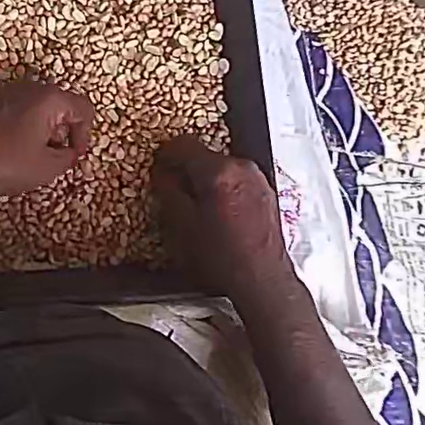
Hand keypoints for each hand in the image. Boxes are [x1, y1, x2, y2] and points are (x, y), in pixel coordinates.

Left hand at [0, 80, 93, 201]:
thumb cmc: (3, 164)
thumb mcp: (48, 168)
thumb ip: (69, 157)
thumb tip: (69, 152)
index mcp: (49, 97)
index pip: (84, 109)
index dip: (85, 136)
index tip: (74, 157)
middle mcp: (29, 87)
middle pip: (61, 105)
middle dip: (64, 132)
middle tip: (56, 158)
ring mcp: (5, 92)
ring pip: (39, 108)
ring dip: (44, 130)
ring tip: (33, 158)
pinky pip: (18, 111)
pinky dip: (23, 128)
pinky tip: (12, 152)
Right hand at [152, 135, 298, 304]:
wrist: (262, 279)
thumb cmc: (221, 256)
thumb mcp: (182, 225)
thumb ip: (169, 191)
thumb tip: (163, 174)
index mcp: (218, 172)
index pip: (183, 145)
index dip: (165, 154)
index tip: (157, 166)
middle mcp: (241, 167)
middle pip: (204, 156)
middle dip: (187, 170)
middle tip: (173, 191)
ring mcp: (258, 178)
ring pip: (221, 168)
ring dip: (206, 180)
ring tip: (196, 207)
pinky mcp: (267, 191)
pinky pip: (237, 180)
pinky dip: (223, 188)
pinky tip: (218, 213)